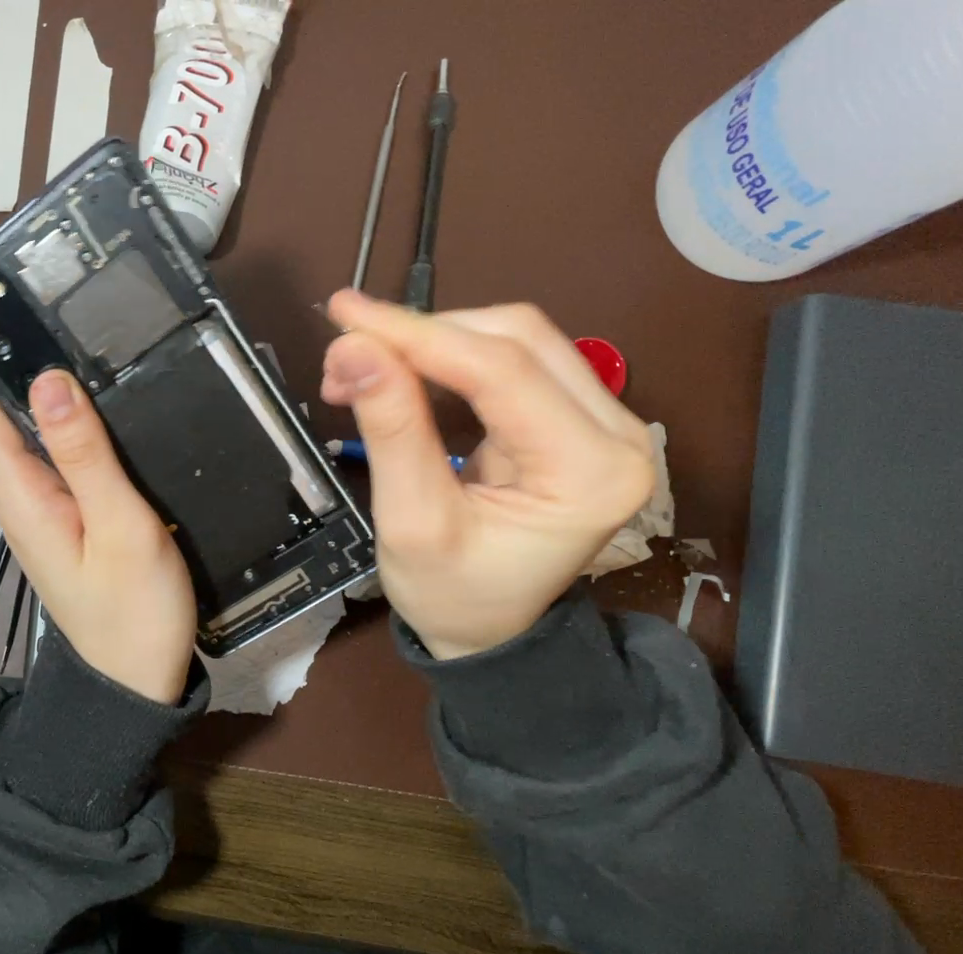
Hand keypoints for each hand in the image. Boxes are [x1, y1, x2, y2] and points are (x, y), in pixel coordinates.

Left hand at [0, 372, 196, 703]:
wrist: (139, 681)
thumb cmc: (134, 611)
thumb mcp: (119, 526)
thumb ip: (84, 454)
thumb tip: (47, 380)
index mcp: (20, 495)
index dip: (2, 366)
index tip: (44, 329)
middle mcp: (20, 497)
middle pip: (10, 417)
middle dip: (42, 379)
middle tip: (96, 345)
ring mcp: (43, 511)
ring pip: (40, 438)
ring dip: (68, 408)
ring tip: (114, 374)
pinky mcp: (68, 522)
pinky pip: (64, 464)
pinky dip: (84, 440)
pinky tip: (119, 428)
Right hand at [319, 291, 654, 659]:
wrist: (489, 628)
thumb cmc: (451, 593)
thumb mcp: (412, 523)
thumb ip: (392, 431)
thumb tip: (354, 347)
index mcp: (589, 473)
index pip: (502, 372)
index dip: (417, 336)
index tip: (345, 317)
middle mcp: (617, 434)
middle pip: (517, 339)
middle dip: (422, 335)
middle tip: (345, 353)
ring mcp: (605, 421)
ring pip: (515, 339)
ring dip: (431, 341)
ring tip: (361, 368)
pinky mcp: (577, 417)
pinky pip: (512, 361)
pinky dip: (447, 358)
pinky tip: (400, 371)